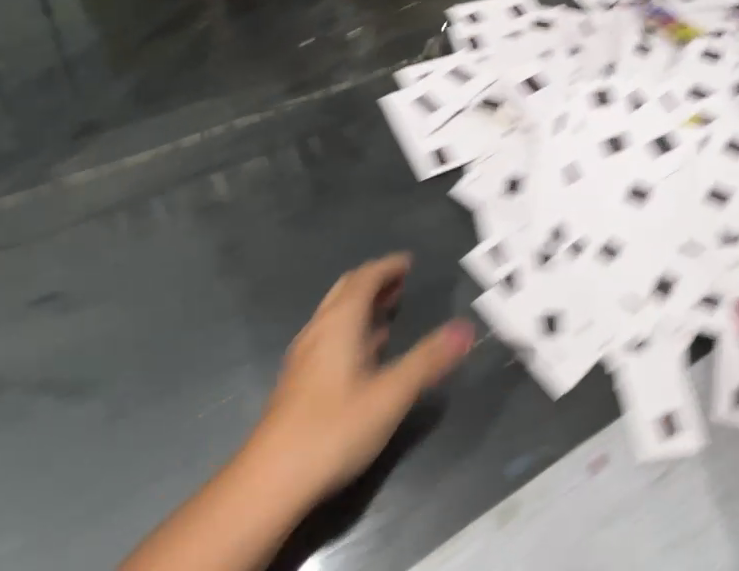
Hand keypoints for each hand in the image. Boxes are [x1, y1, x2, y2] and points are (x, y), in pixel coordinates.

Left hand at [243, 254, 473, 505]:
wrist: (273, 477)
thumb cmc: (335, 428)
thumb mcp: (391, 395)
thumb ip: (428, 360)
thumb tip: (465, 328)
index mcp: (339, 324)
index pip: (364, 279)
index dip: (387, 268)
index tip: (408, 262)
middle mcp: (318, 331)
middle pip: (345, 292)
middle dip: (374, 283)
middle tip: (401, 283)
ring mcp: (305, 356)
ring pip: (335, 316)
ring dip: (362, 307)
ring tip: (389, 313)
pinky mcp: (300, 381)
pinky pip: (330, 338)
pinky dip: (352, 331)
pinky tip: (365, 356)